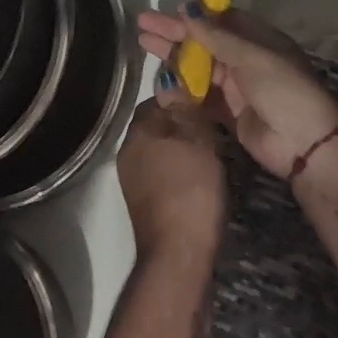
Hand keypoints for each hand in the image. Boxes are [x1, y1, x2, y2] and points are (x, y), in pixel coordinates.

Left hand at [117, 97, 226, 269]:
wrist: (177, 253)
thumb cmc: (190, 190)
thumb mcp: (198, 143)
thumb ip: (186, 112)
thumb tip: (173, 84)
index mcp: (138, 130)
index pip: (156, 99)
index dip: (181, 99)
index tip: (205, 105)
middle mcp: (127, 149)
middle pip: (154, 124)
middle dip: (179, 124)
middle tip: (211, 131)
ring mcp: (130, 176)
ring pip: (156, 149)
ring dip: (178, 148)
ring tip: (208, 155)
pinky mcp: (141, 200)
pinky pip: (158, 171)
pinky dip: (175, 170)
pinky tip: (196, 179)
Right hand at [137, 7, 337, 178]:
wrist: (305, 145)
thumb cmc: (284, 91)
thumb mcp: (252, 56)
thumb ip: (216, 35)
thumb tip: (186, 9)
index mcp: (259, 41)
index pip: (221, 20)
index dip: (195, 15)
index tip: (168, 10)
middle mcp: (245, 60)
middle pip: (204, 41)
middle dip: (174, 32)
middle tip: (143, 24)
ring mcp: (235, 87)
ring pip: (197, 66)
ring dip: (172, 55)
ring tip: (143, 43)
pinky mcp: (226, 111)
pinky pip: (198, 93)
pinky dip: (180, 85)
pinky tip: (159, 78)